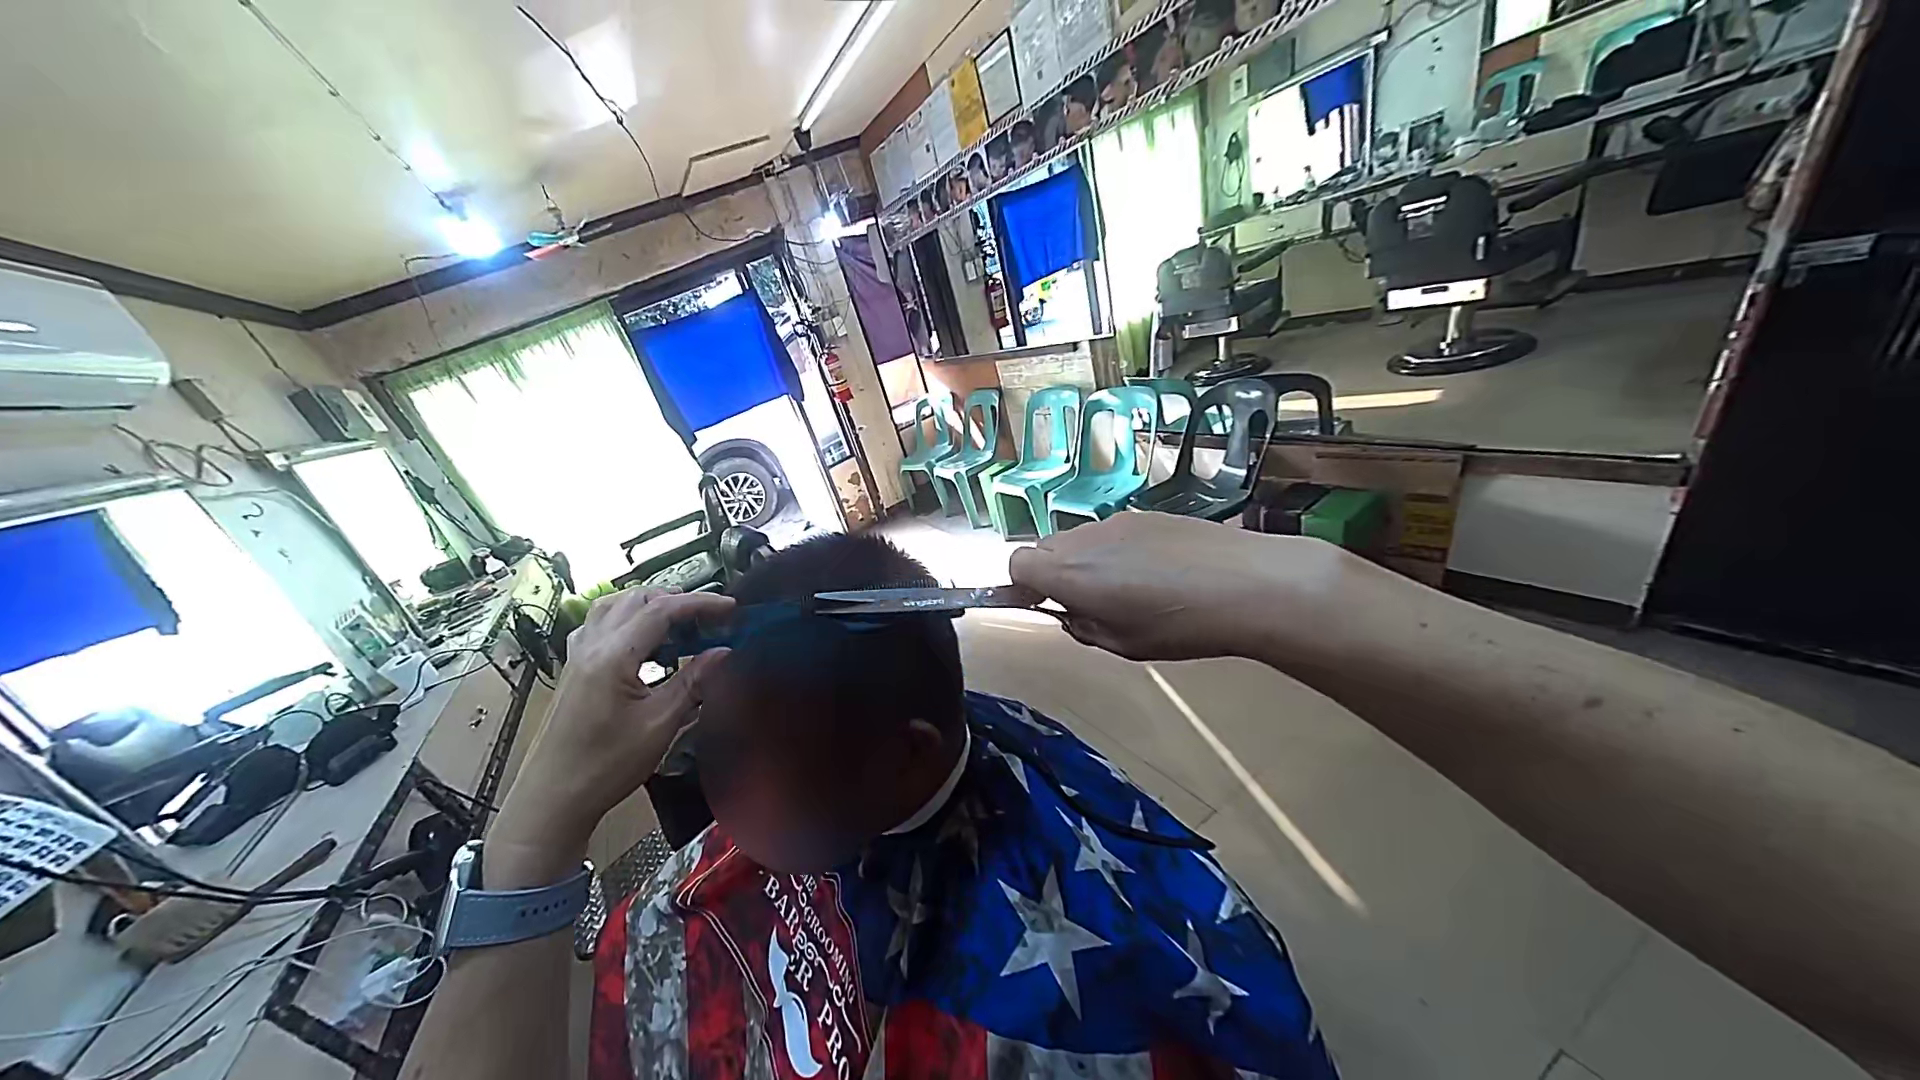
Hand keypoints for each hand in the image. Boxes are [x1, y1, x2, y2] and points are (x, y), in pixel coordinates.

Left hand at [487, 588, 732, 884]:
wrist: (553, 799)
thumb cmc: (606, 766)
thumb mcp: (660, 723)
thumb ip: (694, 681)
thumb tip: (725, 651)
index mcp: (612, 656)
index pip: (662, 610)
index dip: (701, 603)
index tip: (730, 607)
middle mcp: (591, 646)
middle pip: (637, 599)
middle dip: (677, 599)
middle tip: (710, 617)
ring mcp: (577, 655)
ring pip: (615, 606)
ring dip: (651, 605)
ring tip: (682, 622)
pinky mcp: (574, 668)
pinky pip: (600, 624)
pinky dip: (628, 619)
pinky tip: (645, 641)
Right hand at [1009, 512, 1375, 662]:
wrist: (1248, 583)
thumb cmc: (1180, 626)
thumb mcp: (1122, 644)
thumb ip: (1082, 626)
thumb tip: (1070, 612)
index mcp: (1069, 573)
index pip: (1016, 563)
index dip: (1022, 585)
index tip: (1042, 604)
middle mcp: (1084, 538)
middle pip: (1046, 547)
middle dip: (1054, 573)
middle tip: (1086, 602)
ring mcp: (1117, 521)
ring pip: (1081, 539)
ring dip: (1087, 561)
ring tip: (1128, 588)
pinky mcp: (1148, 514)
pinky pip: (1114, 532)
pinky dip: (1117, 550)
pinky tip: (1156, 572)